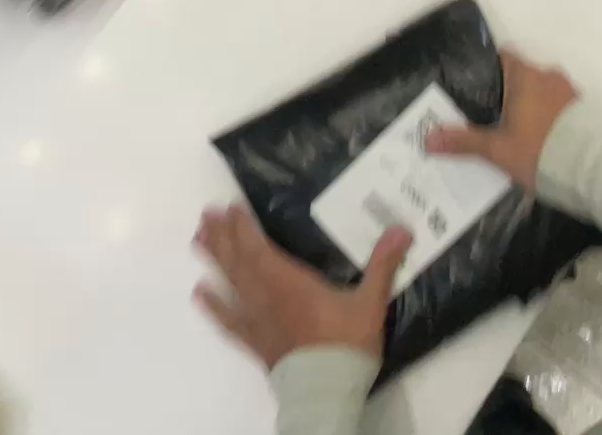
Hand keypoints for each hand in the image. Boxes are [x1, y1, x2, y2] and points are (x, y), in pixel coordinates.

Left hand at [194, 203, 411, 368]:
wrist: (328, 396)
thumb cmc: (347, 346)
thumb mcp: (370, 303)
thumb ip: (383, 264)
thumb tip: (403, 228)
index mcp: (291, 283)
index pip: (259, 248)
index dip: (243, 226)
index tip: (230, 206)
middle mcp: (268, 297)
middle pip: (239, 262)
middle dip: (222, 236)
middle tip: (205, 214)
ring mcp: (258, 321)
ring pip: (230, 284)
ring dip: (214, 260)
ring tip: (197, 239)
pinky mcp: (256, 343)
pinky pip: (230, 322)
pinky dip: (214, 306)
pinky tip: (199, 293)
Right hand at [425, 47, 578, 189]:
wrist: (599, 172)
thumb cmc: (542, 151)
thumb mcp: (499, 150)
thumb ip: (464, 142)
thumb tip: (427, 138)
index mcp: (526, 75)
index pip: (502, 56)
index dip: (485, 68)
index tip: (471, 87)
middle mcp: (549, 76)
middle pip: (520, 76)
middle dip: (505, 93)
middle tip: (486, 115)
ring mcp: (570, 93)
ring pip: (540, 92)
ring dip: (528, 106)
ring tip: (512, 131)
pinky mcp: (585, 112)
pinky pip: (558, 108)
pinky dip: (546, 118)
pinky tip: (538, 140)